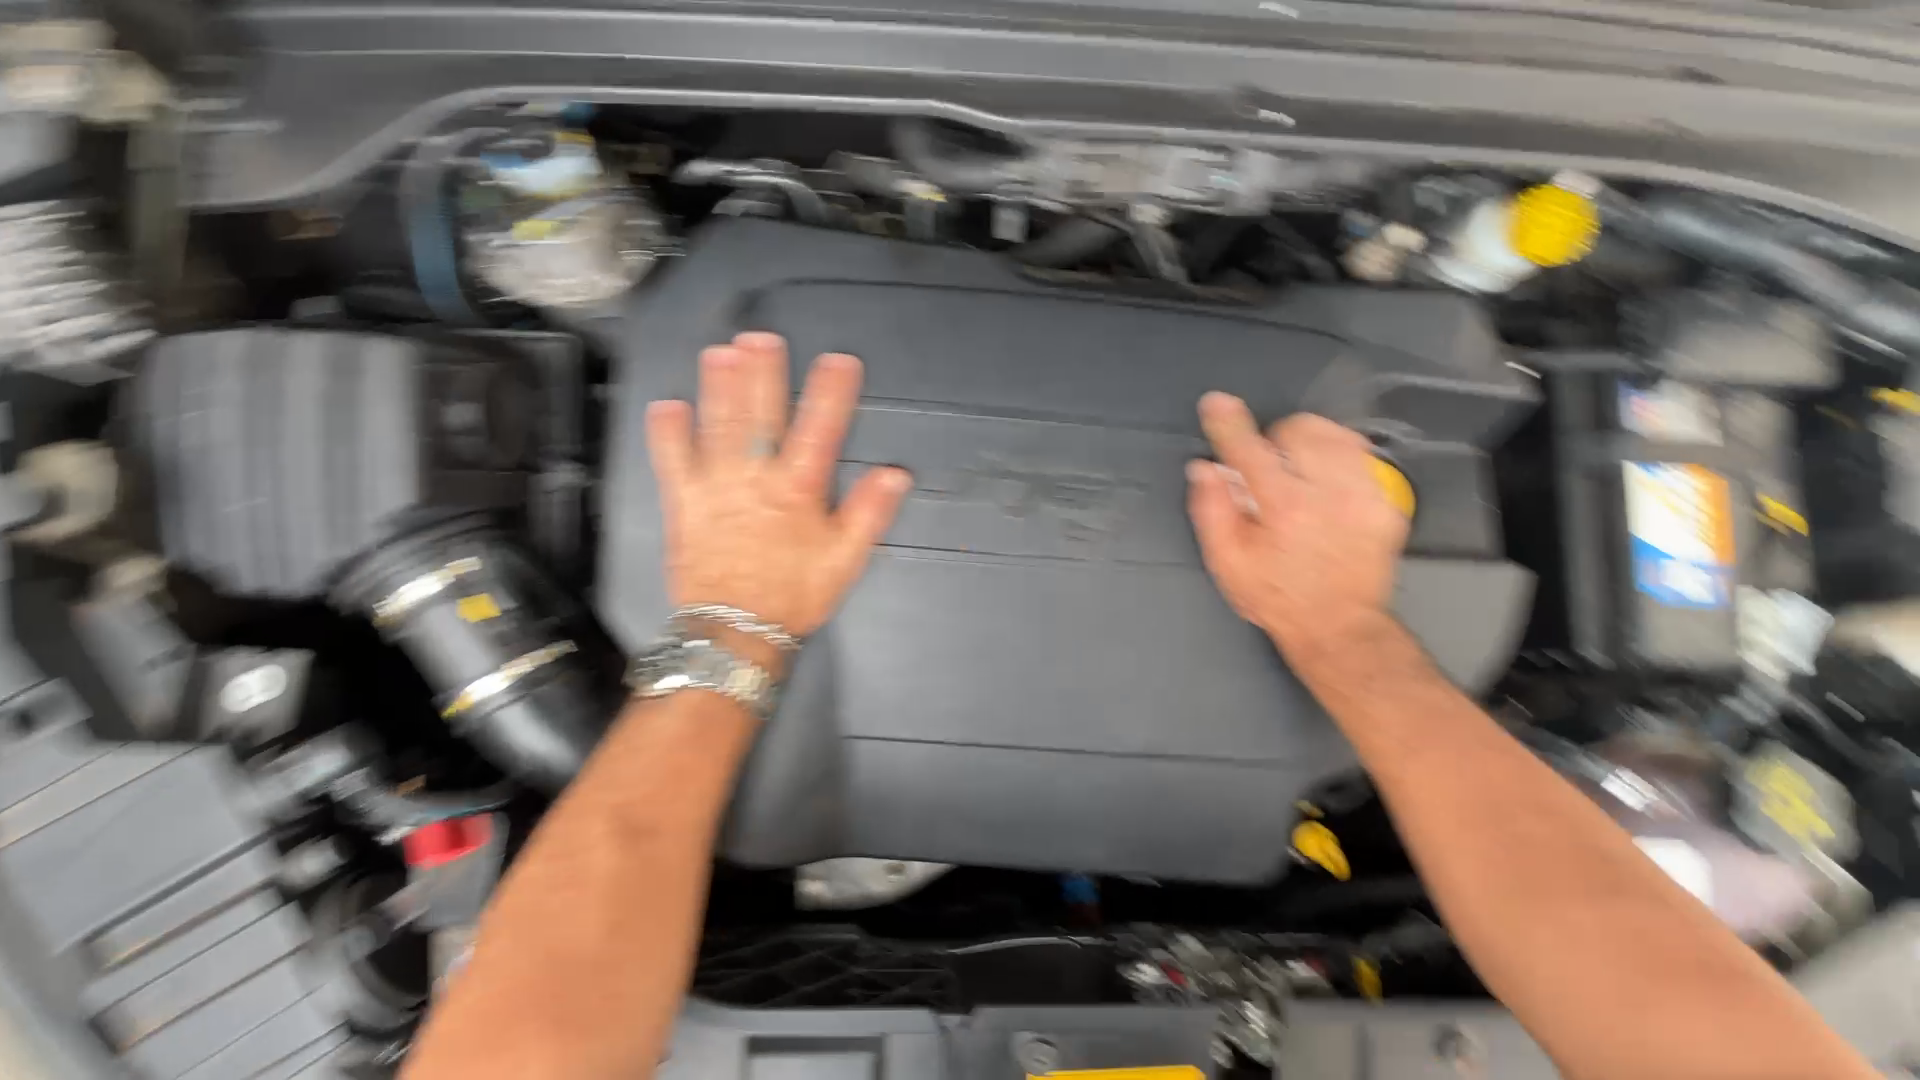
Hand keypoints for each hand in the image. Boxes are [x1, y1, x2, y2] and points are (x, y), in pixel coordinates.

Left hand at [646, 333, 910, 647]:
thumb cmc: (794, 593)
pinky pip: (672, 462)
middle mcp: (755, 479)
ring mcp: (715, 488)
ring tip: (719, 353)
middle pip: (760, 417)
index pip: (820, 431)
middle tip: (760, 338)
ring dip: (718, 389)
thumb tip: (896, 474)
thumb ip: (869, 513)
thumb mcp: (845, 560)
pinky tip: (666, 406)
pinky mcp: (683, 503)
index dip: (832, 393)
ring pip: (717, 429)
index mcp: (798, 490)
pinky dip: (668, 434)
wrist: (735, 629)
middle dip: (762, 375)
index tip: (839, 360)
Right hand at [1187, 393, 1407, 654]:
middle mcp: (1328, 494)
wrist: (1339, 626)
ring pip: (1335, 435)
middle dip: (1275, 438)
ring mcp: (1363, 496)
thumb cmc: (1275, 596)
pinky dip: (1338, 457)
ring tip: (1296, 468)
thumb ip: (1211, 510)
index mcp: (1283, 508)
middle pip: (1300, 429)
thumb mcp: (1227, 562)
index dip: (1228, 423)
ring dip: (1309, 441)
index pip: (1249, 449)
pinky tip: (1325, 480)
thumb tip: (1203, 468)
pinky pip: (1361, 455)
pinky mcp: (1385, 503)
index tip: (1216, 403)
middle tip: (1265, 466)